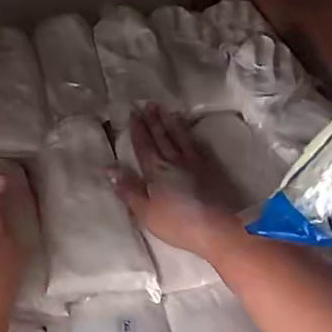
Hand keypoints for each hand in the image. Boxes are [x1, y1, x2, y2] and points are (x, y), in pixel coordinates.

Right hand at [112, 105, 245, 260]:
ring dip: (171, 122)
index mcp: (156, 171)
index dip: (138, 129)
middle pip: (161, 136)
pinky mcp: (211, 168)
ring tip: (165, 109)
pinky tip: (189, 130)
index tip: (133, 113)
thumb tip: (110, 169)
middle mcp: (174, 160)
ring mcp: (195, 162)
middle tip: (147, 103)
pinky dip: (190, 133)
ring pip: (180, 136)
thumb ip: (129, 190)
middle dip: (153, 120)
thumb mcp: (146, 212)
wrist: (221, 227)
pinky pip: (197, 144)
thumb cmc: (179, 224)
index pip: (144, 146)